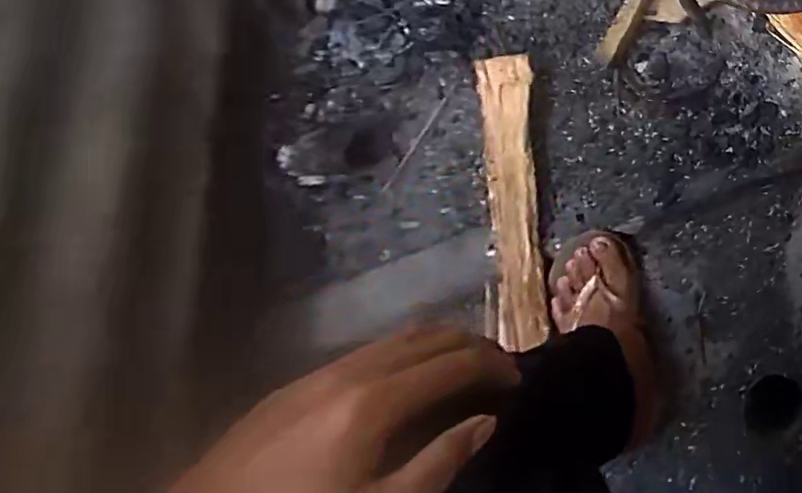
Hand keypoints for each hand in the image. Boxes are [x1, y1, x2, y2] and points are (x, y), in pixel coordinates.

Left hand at [170, 326, 520, 492]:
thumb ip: (438, 463)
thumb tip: (485, 421)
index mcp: (374, 401)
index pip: (456, 362)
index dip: (494, 365)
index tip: (517, 379)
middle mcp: (350, 372)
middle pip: (430, 336)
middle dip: (472, 345)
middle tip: (497, 367)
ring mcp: (313, 378)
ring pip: (395, 339)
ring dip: (436, 345)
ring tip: (457, 368)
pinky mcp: (284, 394)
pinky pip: (362, 355)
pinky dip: (399, 356)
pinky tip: (398, 385)